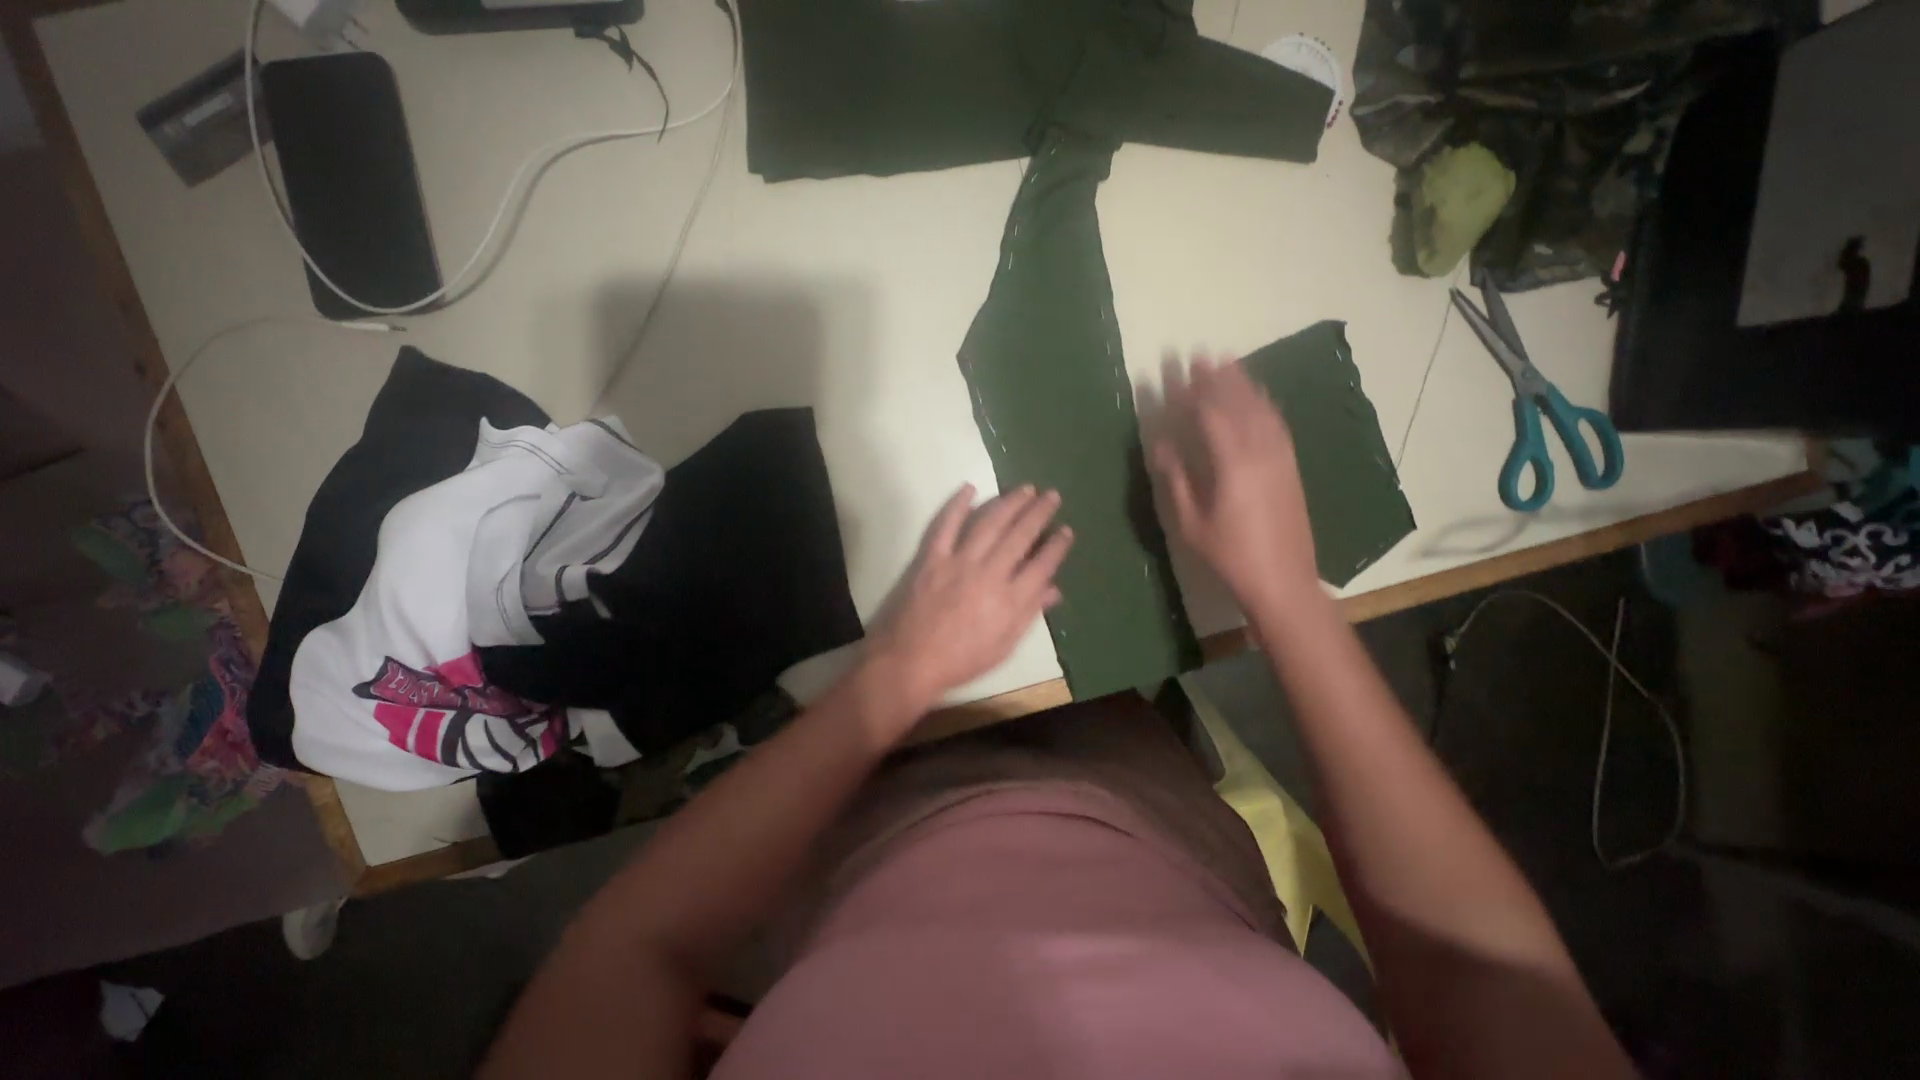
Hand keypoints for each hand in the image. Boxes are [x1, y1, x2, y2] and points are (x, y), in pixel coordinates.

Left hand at [865, 483, 1072, 714]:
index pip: (1042, 565)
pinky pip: (946, 525)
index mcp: (1010, 600)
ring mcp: (958, 562)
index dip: (1057, 546)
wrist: (909, 661)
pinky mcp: (932, 558)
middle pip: (1020, 536)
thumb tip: (1054, 589)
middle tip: (1052, 496)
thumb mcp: (1003, 646)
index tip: (1067, 530)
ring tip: (1025, 489)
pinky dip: (957, 505)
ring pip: (989, 523)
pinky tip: (969, 489)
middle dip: (1039, 513)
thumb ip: (1029, 614)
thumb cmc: (960, 661)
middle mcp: (989, 574)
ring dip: (1009, 503)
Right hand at [1146, 354, 1319, 612]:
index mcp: (1232, 464)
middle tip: (1199, 352)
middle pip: (1237, 402)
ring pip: (1260, 408)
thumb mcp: (1191, 524)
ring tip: (1227, 361)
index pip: (1208, 412)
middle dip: (1216, 376)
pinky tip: (1257, 396)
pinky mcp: (1290, 466)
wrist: (1283, 580)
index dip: (1190, 387)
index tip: (1175, 366)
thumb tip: (1160, 445)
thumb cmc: (1230, 556)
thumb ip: (1176, 480)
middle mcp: (1260, 451)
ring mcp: (1280, 456)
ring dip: (1242, 383)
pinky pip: (1276, 423)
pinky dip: (1263, 403)